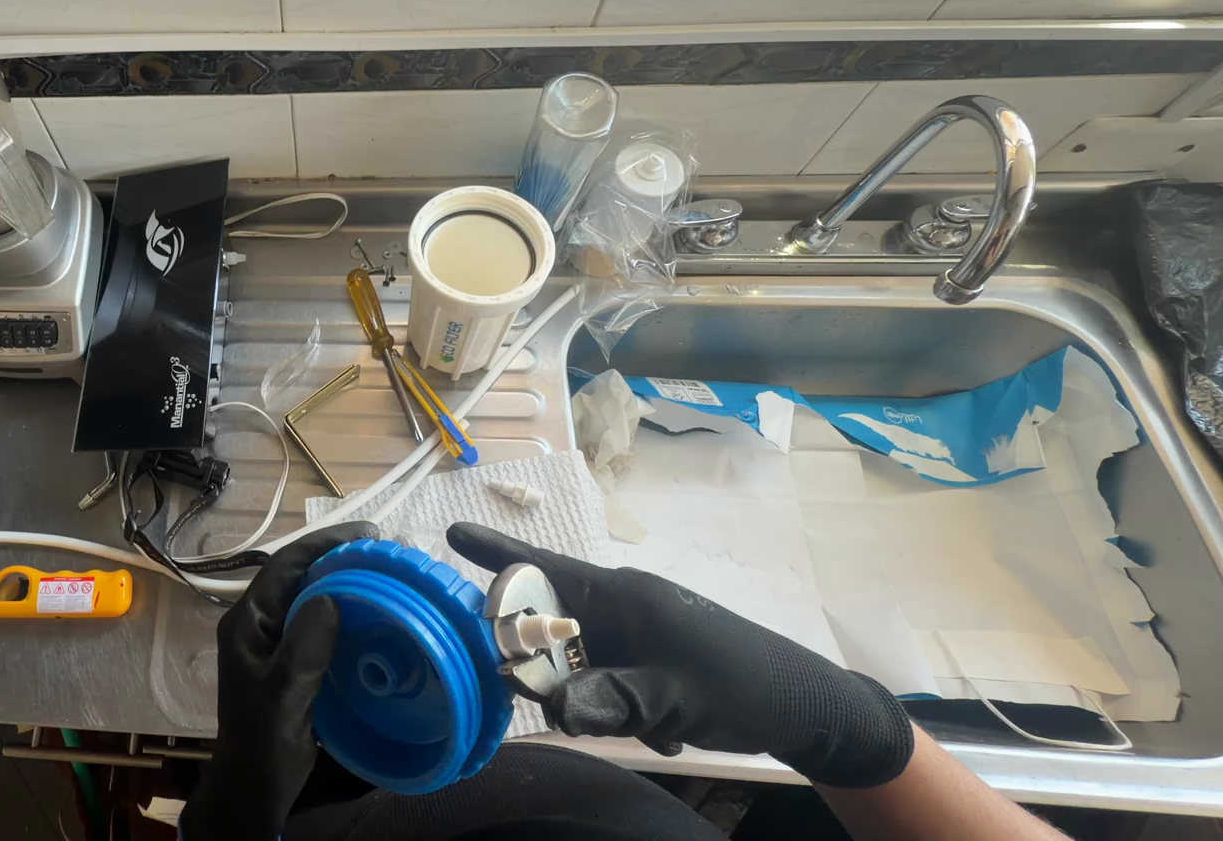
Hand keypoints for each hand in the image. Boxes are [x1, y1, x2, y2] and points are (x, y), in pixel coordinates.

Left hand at [180, 522, 375, 839]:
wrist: (254, 785)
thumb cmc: (264, 740)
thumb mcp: (286, 693)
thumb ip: (304, 645)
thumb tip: (330, 596)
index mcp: (248, 619)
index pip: (285, 564)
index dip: (324, 543)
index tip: (366, 534)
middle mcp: (258, 619)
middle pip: (298, 573)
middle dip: (337, 556)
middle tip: (383, 551)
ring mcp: (272, 636)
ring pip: (309, 593)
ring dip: (342, 580)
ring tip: (382, 571)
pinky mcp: (289, 654)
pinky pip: (316, 618)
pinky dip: (343, 608)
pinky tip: (370, 610)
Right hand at [447, 522, 912, 788]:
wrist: (809, 707)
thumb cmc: (739, 684)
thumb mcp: (671, 696)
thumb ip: (609, 698)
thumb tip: (549, 707)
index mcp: (617, 592)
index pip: (543, 564)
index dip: (495, 551)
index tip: (451, 534)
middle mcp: (617, 603)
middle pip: (552, 622)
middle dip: (550, 662)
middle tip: (555, 694)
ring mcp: (633, 628)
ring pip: (581, 657)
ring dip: (599, 694)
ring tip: (648, 722)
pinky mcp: (648, 653)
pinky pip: (608, 674)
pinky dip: (623, 705)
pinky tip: (662, 727)